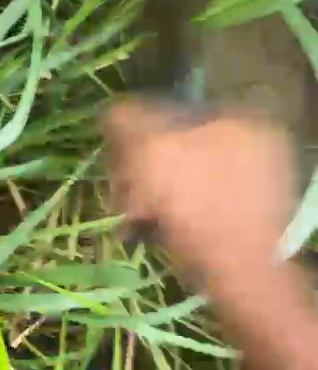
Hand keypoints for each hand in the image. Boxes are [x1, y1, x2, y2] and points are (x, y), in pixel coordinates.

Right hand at [104, 97, 298, 295]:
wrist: (232, 263)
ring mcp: (251, 176)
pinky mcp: (240, 203)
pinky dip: (163, 201)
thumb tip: (114, 108)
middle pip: (168, 139)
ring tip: (136, 207)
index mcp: (243, 122)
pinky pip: (186, 190)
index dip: (136, 126)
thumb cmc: (191, 199)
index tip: (120, 149)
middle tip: (125, 184)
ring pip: (172, 167)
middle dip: (137, 163)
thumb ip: (125, 116)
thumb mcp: (145, 145)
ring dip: (142, 185)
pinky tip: (153, 216)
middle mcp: (255, 144)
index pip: (169, 106)